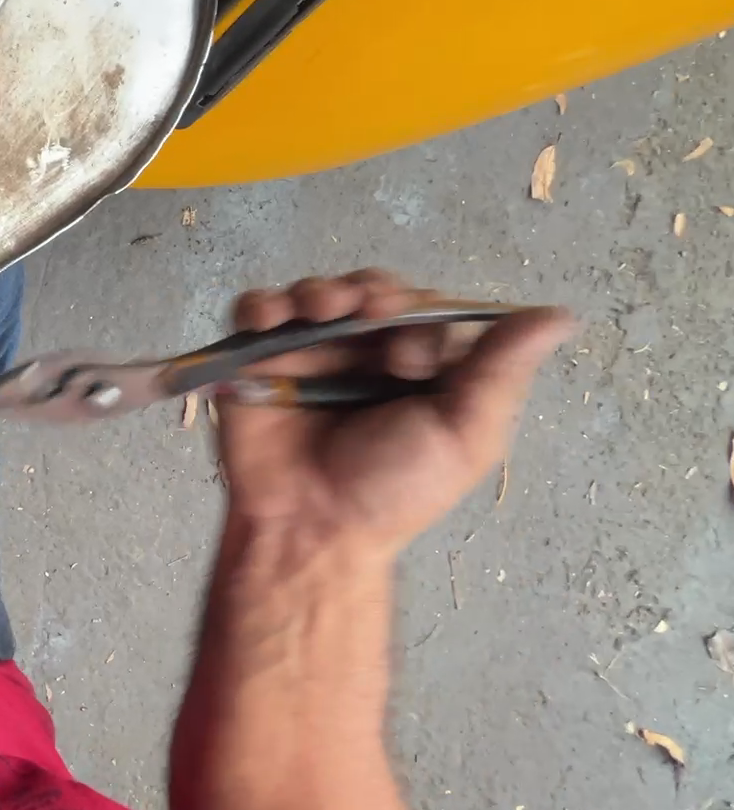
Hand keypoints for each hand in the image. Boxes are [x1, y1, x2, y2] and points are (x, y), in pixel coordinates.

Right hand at [216, 269, 571, 557]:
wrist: (309, 520)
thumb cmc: (391, 487)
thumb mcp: (463, 434)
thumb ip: (498, 373)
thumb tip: (558, 314)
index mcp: (413, 369)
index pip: (422, 311)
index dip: (418, 316)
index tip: (408, 362)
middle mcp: (358, 355)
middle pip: (366, 291)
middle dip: (367, 290)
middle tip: (360, 312)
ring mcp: (303, 356)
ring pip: (311, 293)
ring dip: (315, 290)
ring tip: (316, 311)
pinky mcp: (251, 360)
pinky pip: (252, 312)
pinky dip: (258, 304)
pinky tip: (269, 319)